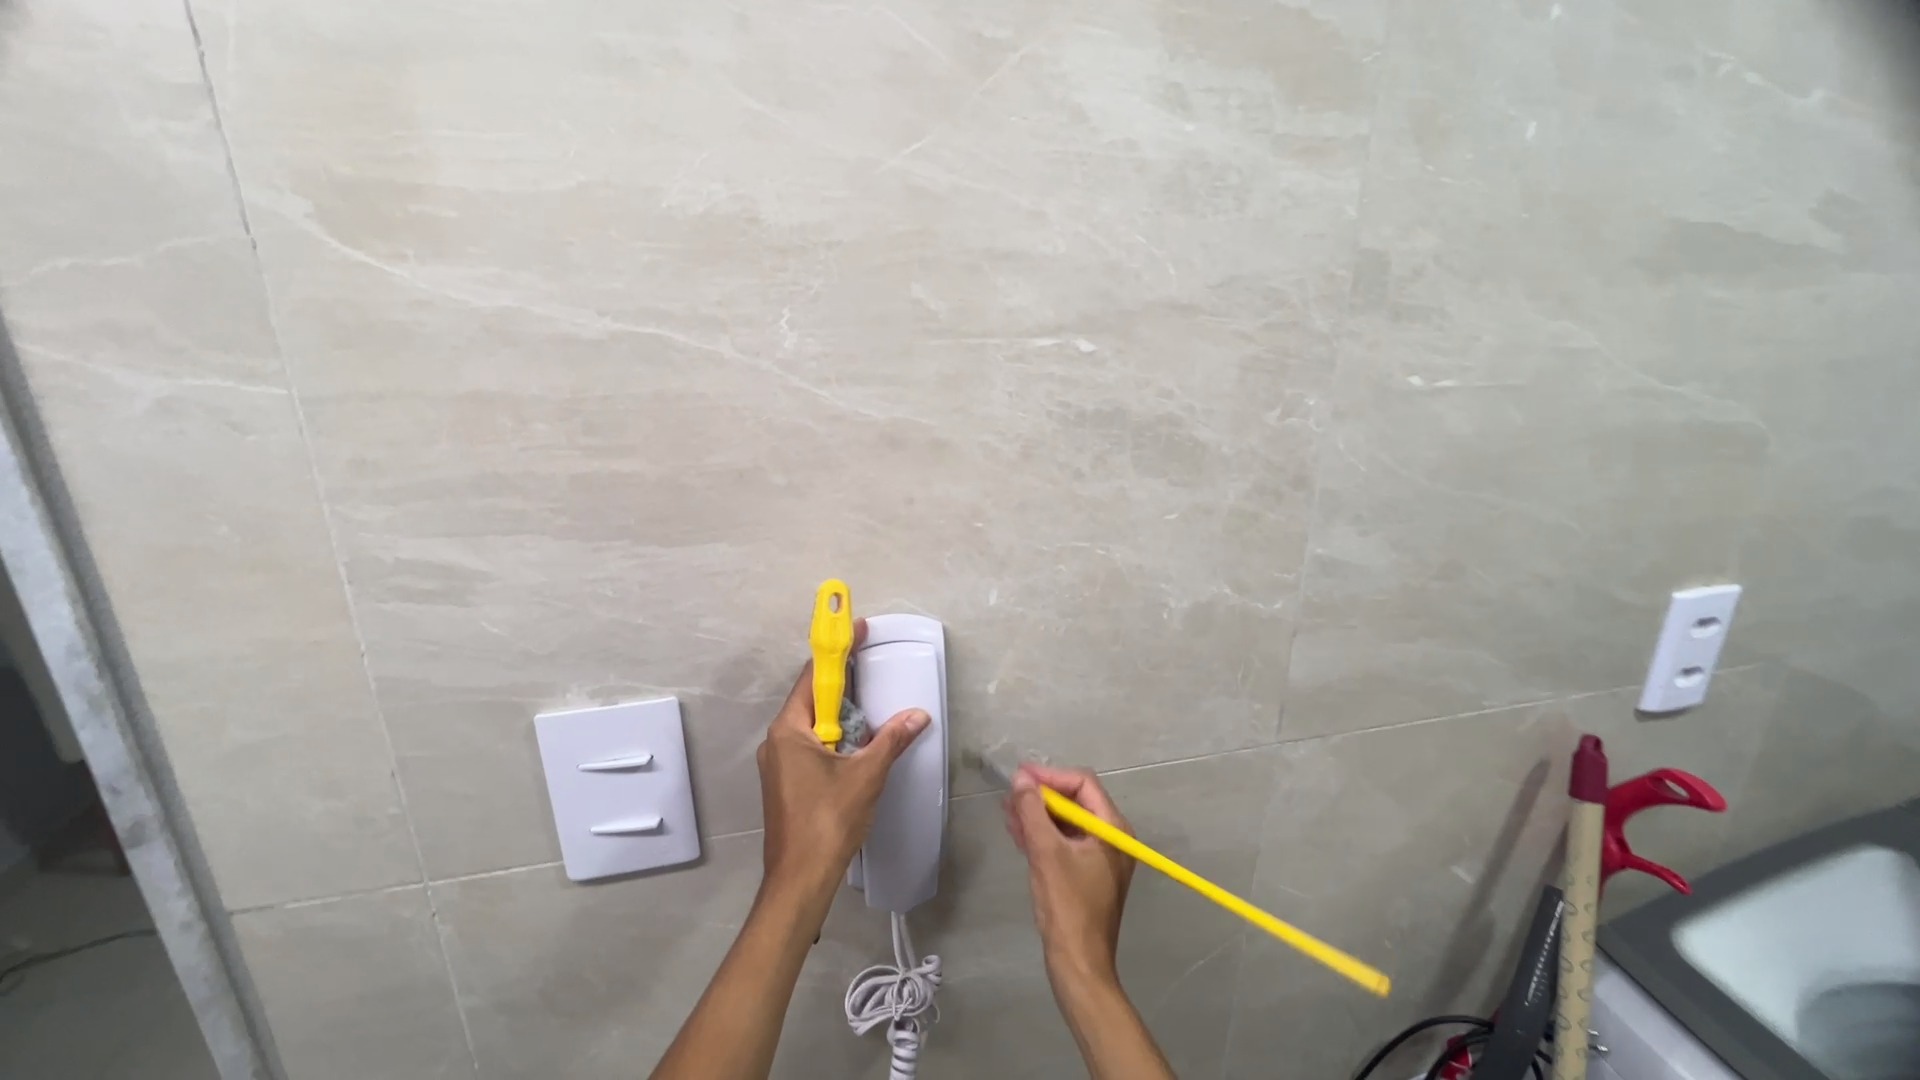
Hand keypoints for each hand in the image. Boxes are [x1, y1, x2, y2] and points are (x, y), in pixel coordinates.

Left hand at [756, 624, 929, 916]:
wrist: (799, 879)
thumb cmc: (828, 821)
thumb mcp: (866, 775)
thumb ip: (891, 740)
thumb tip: (916, 715)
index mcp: (789, 730)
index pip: (814, 677)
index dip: (838, 652)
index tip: (856, 629)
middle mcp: (777, 741)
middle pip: (812, 700)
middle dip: (843, 688)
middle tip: (871, 675)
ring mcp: (777, 765)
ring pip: (811, 727)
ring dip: (841, 719)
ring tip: (871, 717)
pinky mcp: (784, 785)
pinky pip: (809, 748)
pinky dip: (834, 741)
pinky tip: (855, 751)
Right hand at [1005, 763, 1134, 981]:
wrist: (1078, 964)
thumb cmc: (1067, 906)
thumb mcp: (1046, 853)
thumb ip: (1032, 811)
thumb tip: (1020, 778)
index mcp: (1112, 829)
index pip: (1083, 784)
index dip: (1050, 776)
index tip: (1019, 775)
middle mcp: (1111, 838)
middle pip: (1075, 801)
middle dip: (1042, 795)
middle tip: (1010, 793)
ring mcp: (1099, 857)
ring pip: (1066, 822)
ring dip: (1038, 814)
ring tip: (1007, 809)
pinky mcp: (1085, 874)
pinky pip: (1063, 842)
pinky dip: (1042, 834)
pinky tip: (1017, 830)